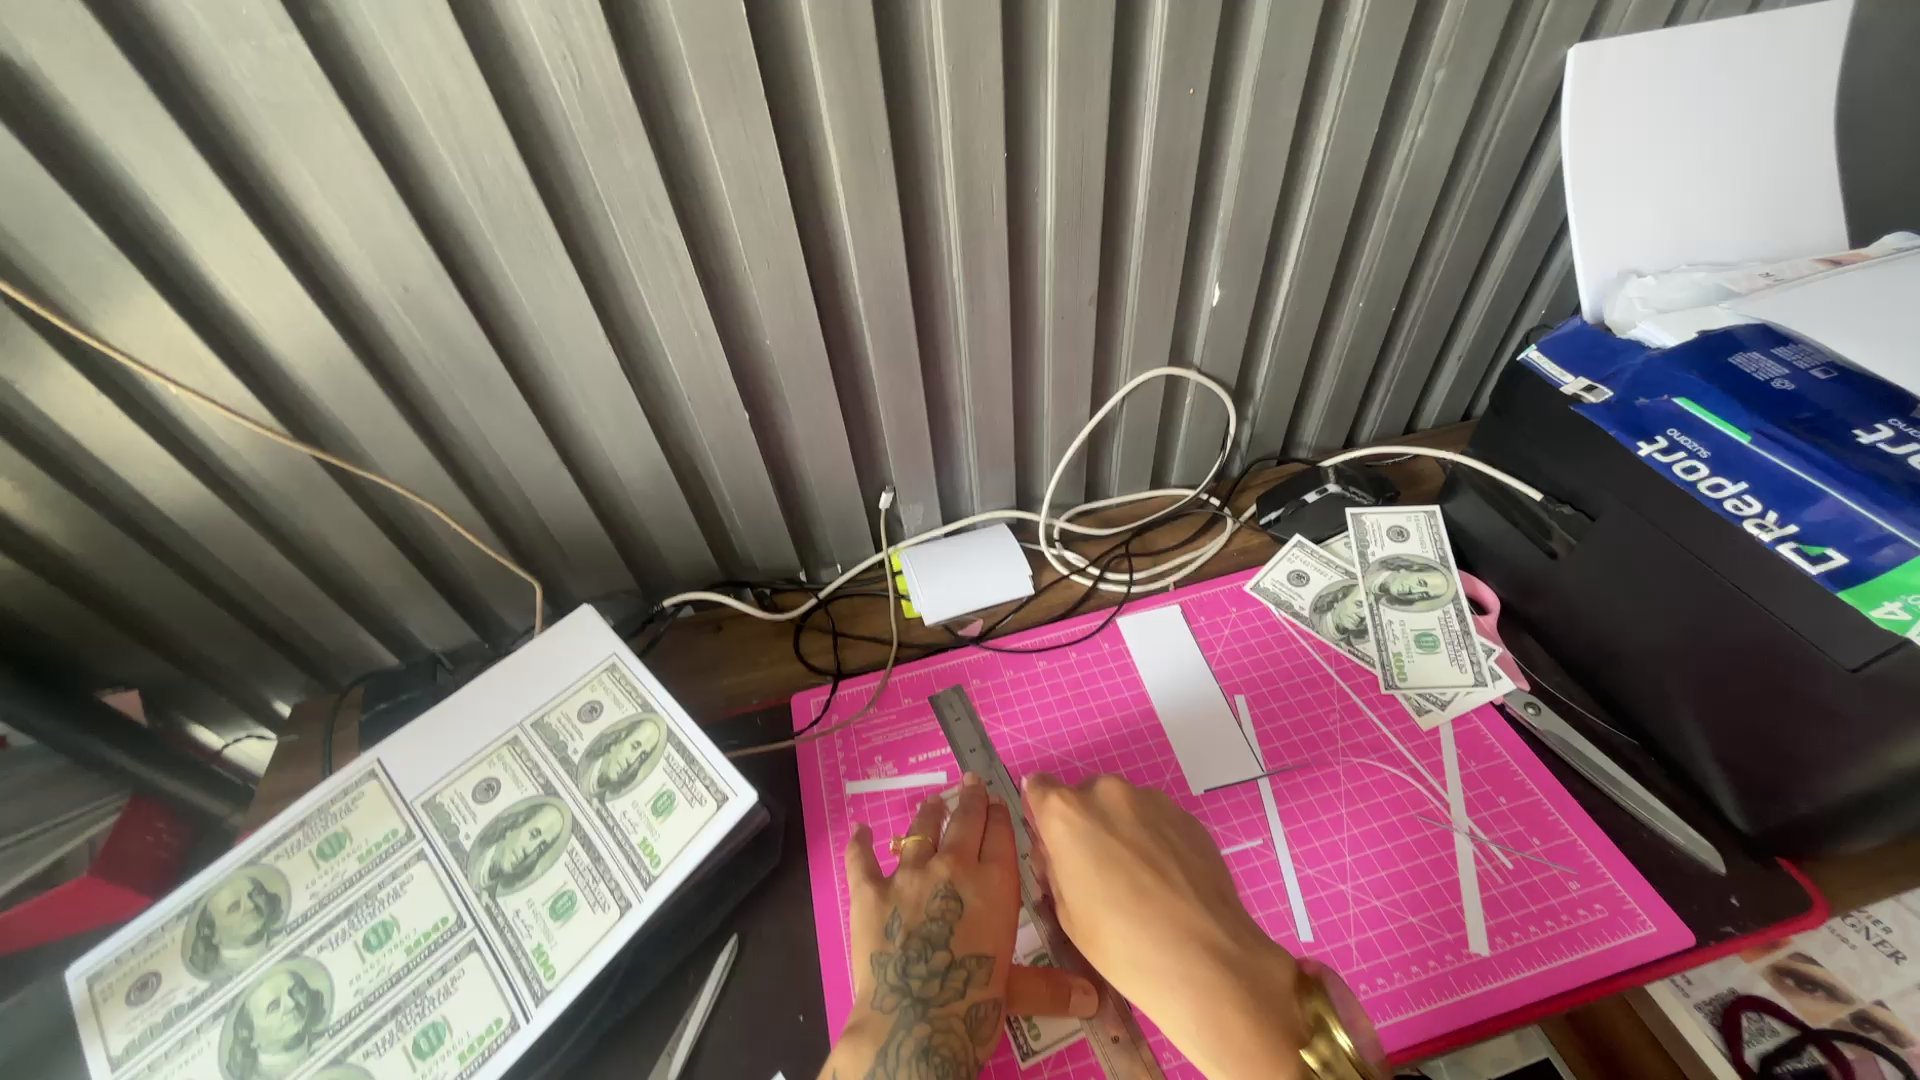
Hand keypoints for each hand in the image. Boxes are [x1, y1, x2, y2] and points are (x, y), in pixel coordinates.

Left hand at [819, 774, 1097, 1079]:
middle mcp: (952, 867)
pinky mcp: (870, 892)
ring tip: (932, 801)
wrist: (909, 1025)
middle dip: (970, 798)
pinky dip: (861, 844)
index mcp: (993, 885)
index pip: (1000, 835)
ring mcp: (908, 876)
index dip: (999, 814)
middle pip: (964, 822)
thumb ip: (1051, 987)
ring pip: (920, 831)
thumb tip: (1094, 999)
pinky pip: (863, 860)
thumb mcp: (1017, 993)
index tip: (997, 799)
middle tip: (970, 780)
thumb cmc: (971, 1006)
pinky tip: (861, 830)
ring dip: (928, 813)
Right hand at [1023, 773, 1382, 1079]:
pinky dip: (1154, 840)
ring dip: (1121, 831)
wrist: (1206, 959)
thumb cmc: (1120, 944)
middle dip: (1085, 826)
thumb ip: (1053, 865)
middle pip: (1083, 797)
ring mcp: (1152, 799)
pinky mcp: (1187, 815)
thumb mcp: (1065, 912)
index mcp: (1066, 811)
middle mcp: (1106, 792)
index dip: (1043, 816)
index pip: (1037, 786)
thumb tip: (1056, 848)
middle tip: (1099, 873)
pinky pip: (1157, 820)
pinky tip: (1167, 883)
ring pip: (1122, 808)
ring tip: (1141, 882)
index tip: (1054, 846)